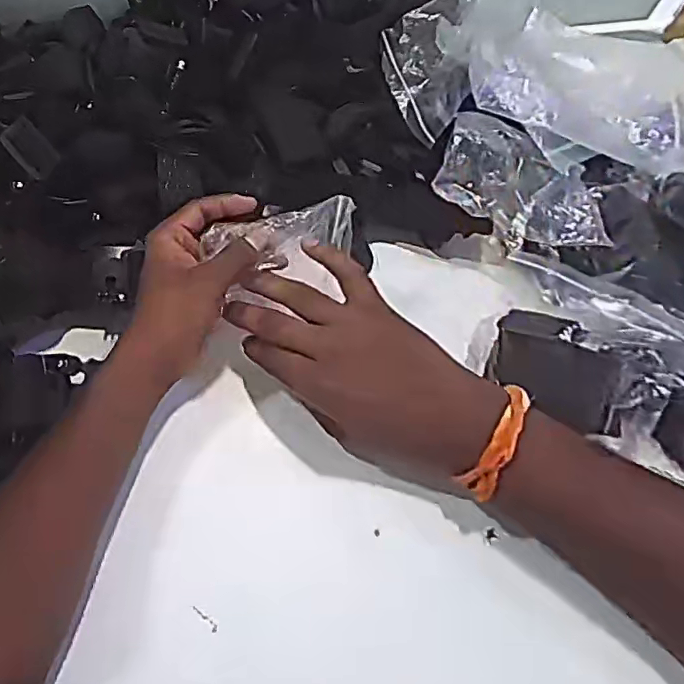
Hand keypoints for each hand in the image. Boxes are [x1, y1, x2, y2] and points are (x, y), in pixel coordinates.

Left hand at [119, 194, 263, 389]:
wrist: (158, 355)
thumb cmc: (168, 318)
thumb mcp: (208, 279)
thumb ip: (237, 255)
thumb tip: (258, 238)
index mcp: (168, 240)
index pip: (199, 209)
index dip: (227, 204)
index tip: (251, 205)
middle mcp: (175, 253)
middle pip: (211, 230)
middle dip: (239, 230)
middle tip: (265, 230)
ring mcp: (185, 273)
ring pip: (218, 253)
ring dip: (241, 252)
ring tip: (268, 251)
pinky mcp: (195, 292)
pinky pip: (220, 274)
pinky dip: (238, 272)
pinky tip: (258, 274)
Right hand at [225, 241, 509, 484]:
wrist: (457, 421)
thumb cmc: (400, 437)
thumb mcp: (344, 432)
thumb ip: (313, 400)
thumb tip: (293, 376)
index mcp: (316, 383)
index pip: (268, 355)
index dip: (251, 345)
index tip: (243, 339)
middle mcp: (326, 347)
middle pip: (272, 321)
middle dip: (244, 310)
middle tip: (226, 301)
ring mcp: (351, 322)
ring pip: (299, 295)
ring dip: (268, 281)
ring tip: (247, 272)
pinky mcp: (375, 308)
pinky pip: (348, 274)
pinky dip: (329, 256)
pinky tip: (308, 245)